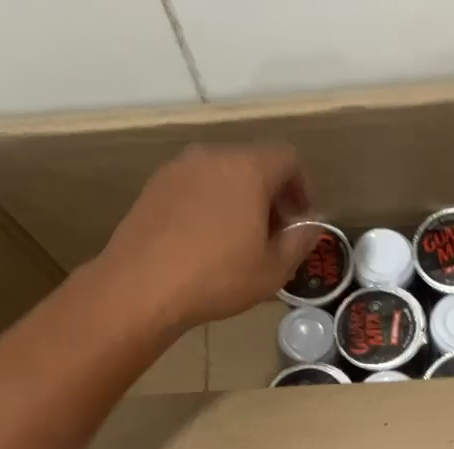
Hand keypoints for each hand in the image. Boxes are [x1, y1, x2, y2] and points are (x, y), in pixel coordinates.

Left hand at [90, 143, 322, 337]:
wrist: (142, 286)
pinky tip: (207, 243)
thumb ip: (301, 240)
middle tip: (275, 235)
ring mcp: (178, 168)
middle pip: (254, 163)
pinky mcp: (154, 187)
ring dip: (240, 200)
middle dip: (271, 195)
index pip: (288, 157)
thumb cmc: (218, 277)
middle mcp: (212, 157)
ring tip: (240, 242)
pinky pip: (196, 187)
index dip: (303, 187)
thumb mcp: (274, 269)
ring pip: (223, 175)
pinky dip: (211, 205)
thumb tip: (312, 225)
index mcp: (248, 168)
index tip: (301, 221)